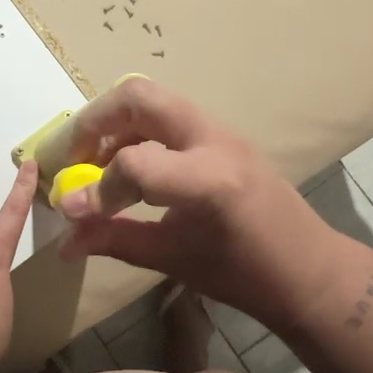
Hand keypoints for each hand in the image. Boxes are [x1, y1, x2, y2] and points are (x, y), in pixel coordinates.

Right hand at [57, 78, 337, 323]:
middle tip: (76, 158)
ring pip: (152, 98)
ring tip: (100, 165)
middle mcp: (214, 141)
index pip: (132, 164)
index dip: (96, 189)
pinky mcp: (223, 132)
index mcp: (208, 180)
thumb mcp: (171, 259)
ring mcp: (221, 130)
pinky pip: (168, 114)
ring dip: (115, 124)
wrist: (309, 270)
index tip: (76, 212)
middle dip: (94, 123)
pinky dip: (138, 130)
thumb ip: (113, 239)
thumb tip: (64, 239)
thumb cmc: (243, 275)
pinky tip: (131, 168)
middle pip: (137, 97)